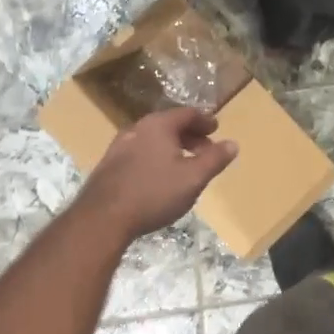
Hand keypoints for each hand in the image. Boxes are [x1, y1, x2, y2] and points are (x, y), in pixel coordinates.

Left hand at [78, 108, 238, 241]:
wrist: (100, 220)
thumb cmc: (153, 193)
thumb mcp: (193, 178)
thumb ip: (215, 159)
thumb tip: (233, 143)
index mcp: (159, 125)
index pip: (188, 114)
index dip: (205, 121)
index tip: (216, 130)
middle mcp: (137, 129)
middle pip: (169, 125)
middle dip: (189, 135)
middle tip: (204, 149)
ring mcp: (119, 147)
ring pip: (152, 139)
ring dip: (171, 147)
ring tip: (182, 165)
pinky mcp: (108, 166)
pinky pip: (138, 153)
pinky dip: (154, 157)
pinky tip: (157, 177)